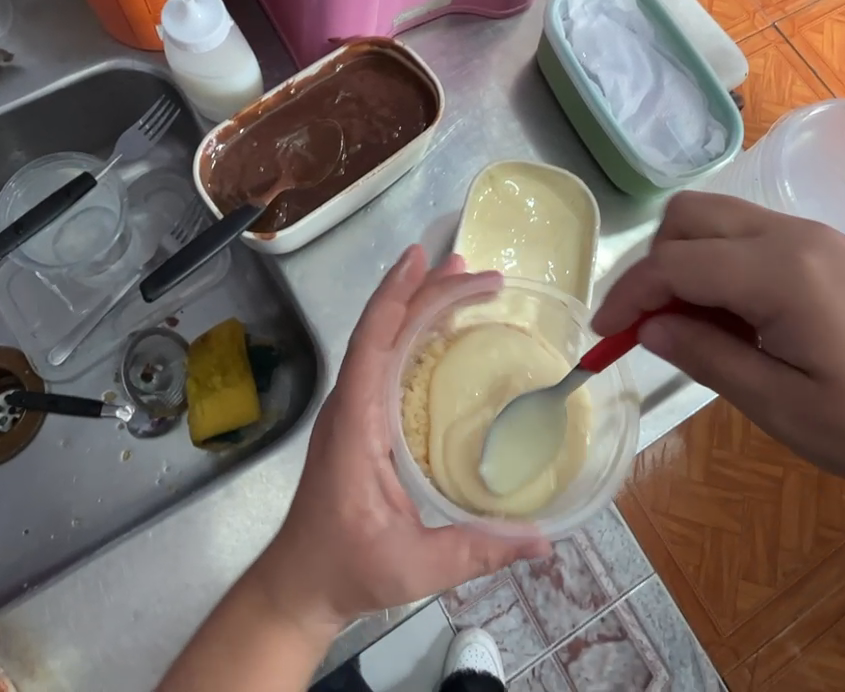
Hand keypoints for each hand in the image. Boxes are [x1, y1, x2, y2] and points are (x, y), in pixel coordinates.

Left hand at [255, 246, 550, 629]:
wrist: (300, 582)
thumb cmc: (347, 569)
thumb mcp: (414, 566)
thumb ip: (477, 551)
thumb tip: (545, 540)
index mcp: (356, 423)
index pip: (373, 343)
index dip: (400, 298)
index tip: (430, 263)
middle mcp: (350, 403)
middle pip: (382, 329)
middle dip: (425, 292)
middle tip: (476, 270)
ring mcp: (352, 408)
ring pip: (381, 339)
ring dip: (416, 304)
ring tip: (459, 277)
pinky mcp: (360, 417)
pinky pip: (384, 358)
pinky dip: (410, 331)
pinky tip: (437, 327)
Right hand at [594, 192, 844, 502]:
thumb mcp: (784, 407)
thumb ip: (705, 355)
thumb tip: (647, 326)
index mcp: (781, 269)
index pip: (673, 262)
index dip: (627, 296)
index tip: (602, 337)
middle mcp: (796, 234)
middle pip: (689, 217)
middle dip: (653, 265)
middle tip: (650, 327)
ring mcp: (820, 238)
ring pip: (720, 219)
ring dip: (686, 261)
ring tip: (692, 326)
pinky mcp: (835, 252)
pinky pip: (753, 236)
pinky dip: (722, 263)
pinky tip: (737, 317)